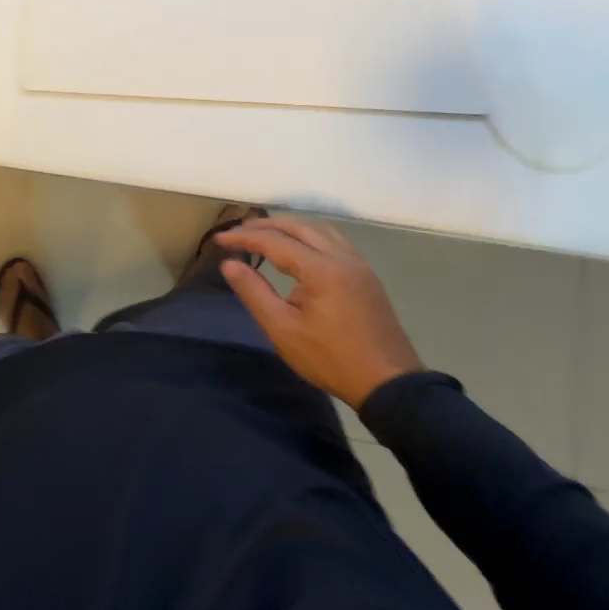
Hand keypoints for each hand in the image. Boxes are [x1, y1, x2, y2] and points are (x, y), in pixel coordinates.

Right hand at [216, 216, 423, 408]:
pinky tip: (299, 249)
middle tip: (237, 232)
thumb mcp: (282, 329)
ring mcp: (359, 266)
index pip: (274, 241)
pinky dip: (309, 237)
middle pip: (299, 227)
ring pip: (320, 230)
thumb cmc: (330, 358)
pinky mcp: (367, 277)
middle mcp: (342, 258)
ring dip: (289, 228)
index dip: (243, 237)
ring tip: (265, 234)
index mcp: (321, 269)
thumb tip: (229, 264)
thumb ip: (253, 292)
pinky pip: (334, 242)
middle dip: (265, 225)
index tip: (218, 240)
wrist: (389, 384)